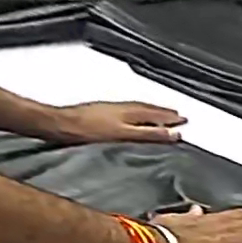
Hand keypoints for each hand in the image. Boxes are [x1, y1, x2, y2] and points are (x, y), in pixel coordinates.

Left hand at [45, 102, 185, 143]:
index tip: (184, 119)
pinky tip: (134, 116)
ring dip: (151, 111)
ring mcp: (109, 109)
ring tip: (159, 114)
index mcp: (130, 112)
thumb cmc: (88, 131)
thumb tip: (174, 133)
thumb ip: (151, 134)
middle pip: (148, 108)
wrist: (57, 125)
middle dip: (163, 111)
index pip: (157, 114)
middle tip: (175, 114)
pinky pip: (126, 110)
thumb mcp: (126, 135)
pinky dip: (137, 112)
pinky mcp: (99, 112)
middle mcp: (121, 108)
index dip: (171, 117)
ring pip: (137, 108)